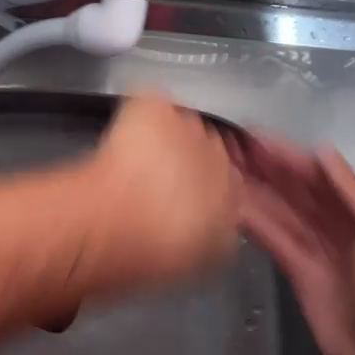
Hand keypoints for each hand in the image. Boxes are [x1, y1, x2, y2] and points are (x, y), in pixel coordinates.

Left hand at [81, 96, 241, 288]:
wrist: (121, 222)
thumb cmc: (156, 251)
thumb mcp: (200, 255)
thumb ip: (213, 230)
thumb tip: (204, 221)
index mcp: (233, 196)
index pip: (227, 178)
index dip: (203, 182)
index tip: (183, 192)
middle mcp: (219, 156)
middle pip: (207, 145)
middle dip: (188, 154)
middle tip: (160, 171)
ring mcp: (188, 125)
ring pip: (181, 120)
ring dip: (166, 131)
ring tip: (140, 150)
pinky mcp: (157, 105)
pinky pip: (153, 101)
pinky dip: (142, 110)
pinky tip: (129, 125)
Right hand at [230, 133, 354, 354]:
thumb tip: (326, 152)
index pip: (325, 177)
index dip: (291, 156)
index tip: (259, 138)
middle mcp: (343, 228)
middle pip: (301, 190)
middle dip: (269, 167)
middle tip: (233, 145)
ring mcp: (320, 252)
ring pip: (284, 211)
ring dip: (256, 188)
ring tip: (225, 166)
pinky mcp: (302, 275)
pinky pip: (275, 240)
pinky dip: (254, 221)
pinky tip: (233, 204)